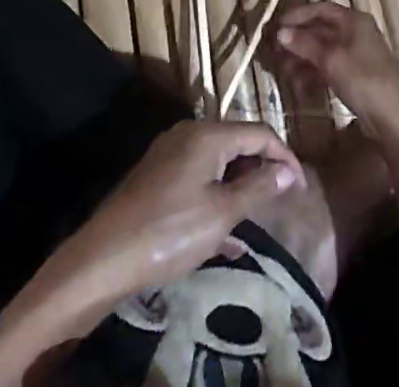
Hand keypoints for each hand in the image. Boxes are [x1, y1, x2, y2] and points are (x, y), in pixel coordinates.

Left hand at [57, 121, 303, 300]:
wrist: (98, 265)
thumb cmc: (169, 233)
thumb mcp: (223, 213)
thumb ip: (260, 187)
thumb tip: (288, 172)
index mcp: (209, 135)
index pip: (261, 134)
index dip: (285, 158)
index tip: (300, 187)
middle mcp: (189, 135)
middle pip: (239, 143)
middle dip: (262, 170)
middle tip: (279, 199)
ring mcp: (169, 156)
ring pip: (219, 163)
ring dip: (240, 186)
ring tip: (255, 215)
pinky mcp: (155, 178)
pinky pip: (198, 179)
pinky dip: (216, 198)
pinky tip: (227, 237)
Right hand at [273, 1, 398, 139]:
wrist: (390, 113)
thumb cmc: (361, 79)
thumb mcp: (330, 60)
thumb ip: (305, 44)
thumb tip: (281, 32)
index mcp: (354, 20)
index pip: (322, 8)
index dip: (298, 15)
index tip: (276, 26)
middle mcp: (356, 31)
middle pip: (321, 28)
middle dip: (297, 40)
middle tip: (275, 52)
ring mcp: (356, 52)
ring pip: (323, 49)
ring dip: (302, 58)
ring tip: (284, 71)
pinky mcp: (354, 72)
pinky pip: (329, 65)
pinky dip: (313, 71)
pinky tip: (299, 83)